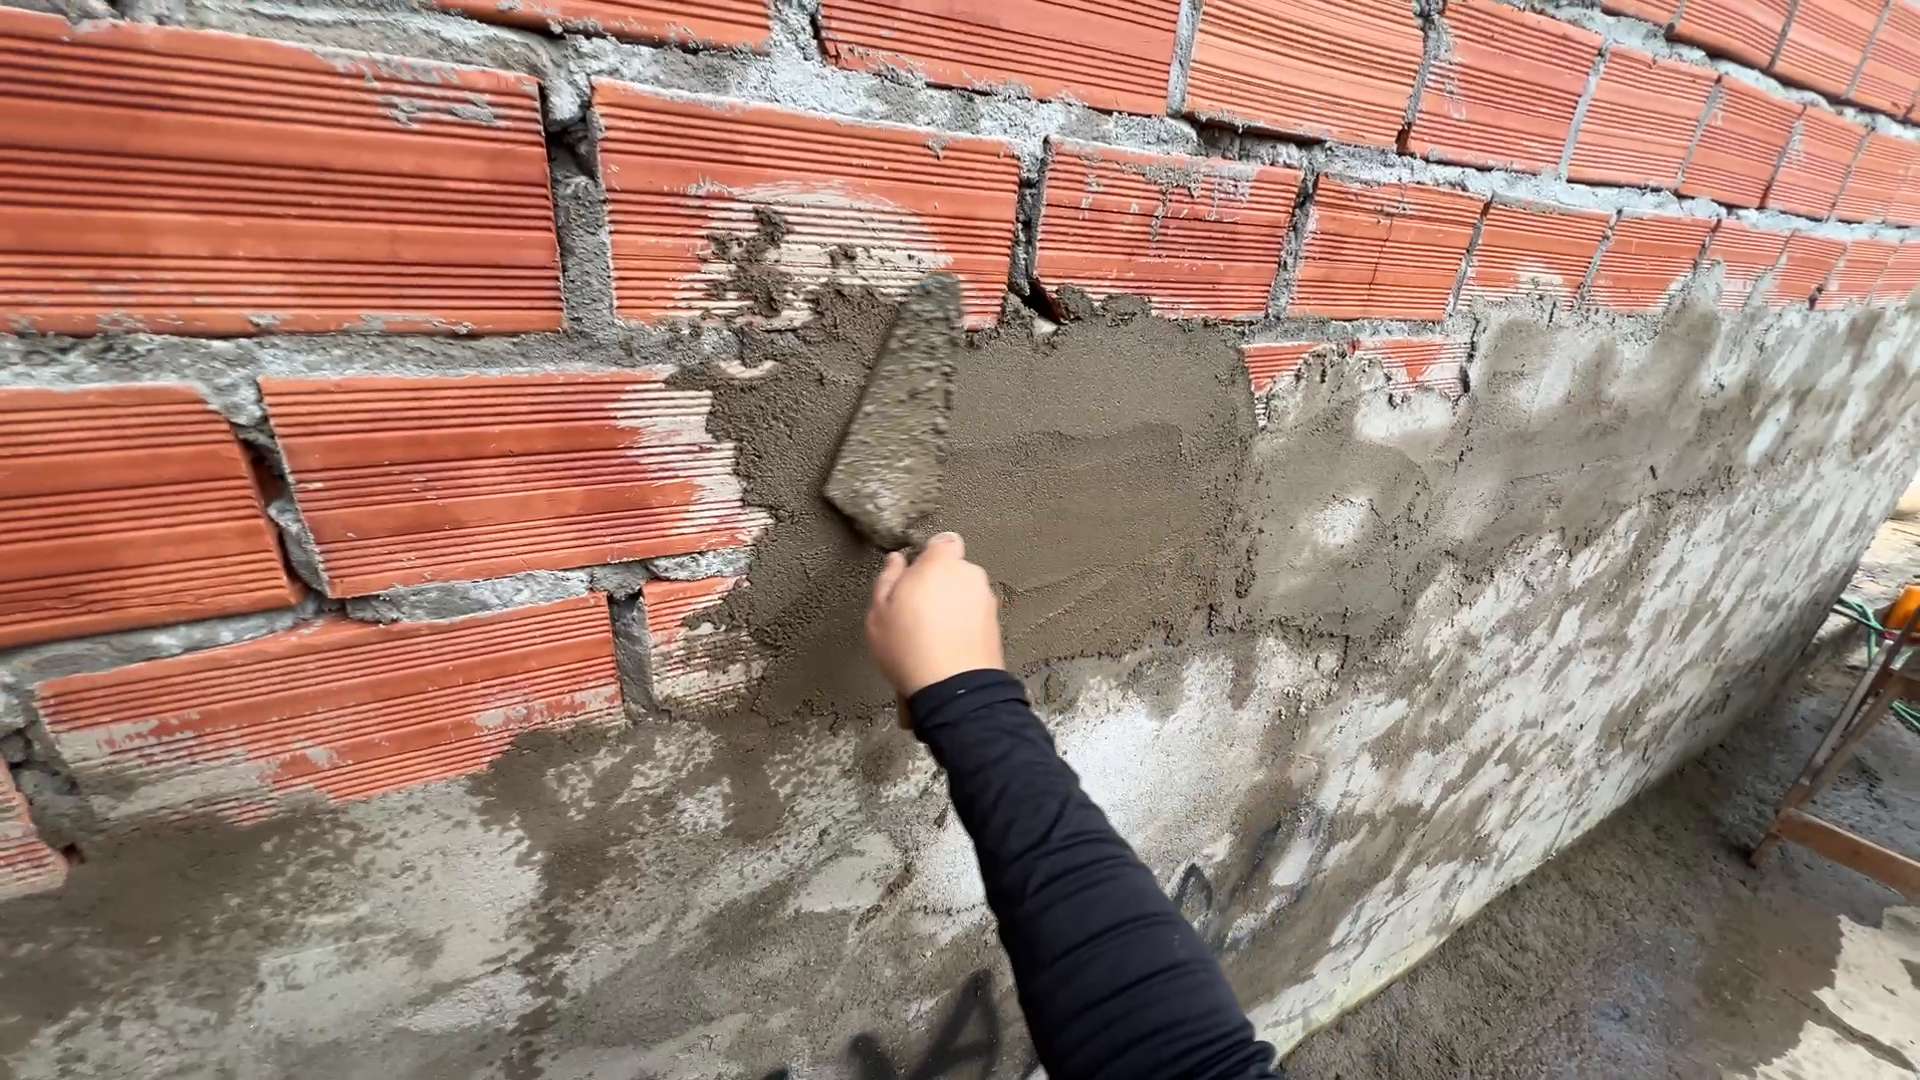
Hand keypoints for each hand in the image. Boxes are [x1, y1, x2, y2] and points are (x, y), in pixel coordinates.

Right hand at [866, 532, 1004, 696]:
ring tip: (932, 634)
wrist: (953, 688)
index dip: (930, 555)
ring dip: (953, 604)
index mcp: (939, 564)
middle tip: (916, 609)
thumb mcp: (879, 613)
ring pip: (965, 593)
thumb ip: (887, 579)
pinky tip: (948, 645)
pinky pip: (975, 614)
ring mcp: (986, 600)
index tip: (915, 573)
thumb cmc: (911, 650)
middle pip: (953, 569)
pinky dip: (965, 623)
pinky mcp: (996, 623)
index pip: (943, 541)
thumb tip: (895, 562)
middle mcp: (968, 575)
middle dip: (939, 583)